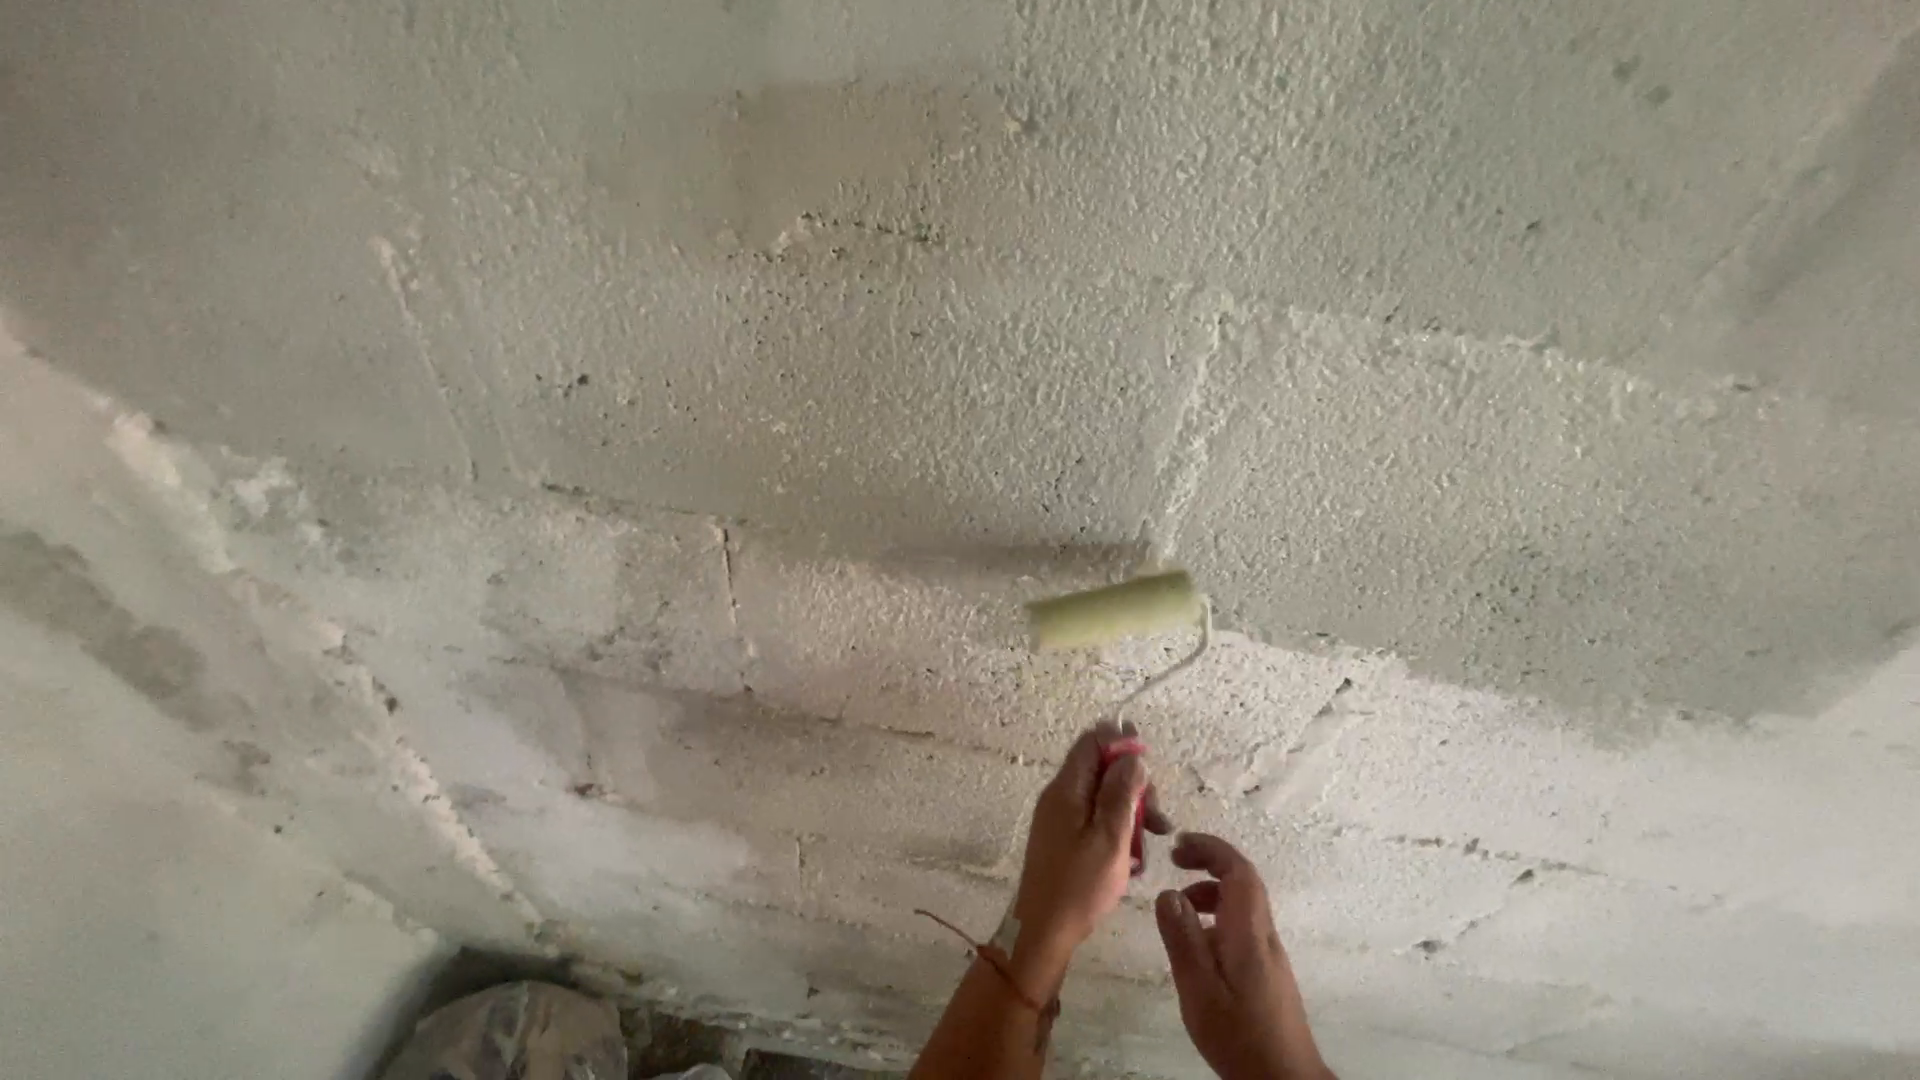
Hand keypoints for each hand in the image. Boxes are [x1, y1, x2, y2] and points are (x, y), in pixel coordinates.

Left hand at [1012, 722, 1171, 954]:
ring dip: (1131, 809)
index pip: (1091, 742)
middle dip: (1134, 784)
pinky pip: (1095, 817)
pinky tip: (1134, 854)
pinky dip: (1118, 827)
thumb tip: (1133, 756)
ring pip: (1102, 795)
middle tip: (1158, 816)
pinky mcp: (1065, 837)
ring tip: (1155, 837)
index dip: (1121, 742)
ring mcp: (1061, 816)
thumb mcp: (1110, 837)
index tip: (1149, 762)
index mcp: (1066, 788)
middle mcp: (1060, 795)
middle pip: (1100, 768)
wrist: (1043, 930)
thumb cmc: (1079, 885)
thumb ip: (1122, 793)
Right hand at [1156, 833, 1335, 1079]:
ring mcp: (1269, 955)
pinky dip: (1216, 919)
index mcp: (1248, 932)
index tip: (1179, 844)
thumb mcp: (1199, 988)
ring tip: (1178, 909)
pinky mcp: (1268, 973)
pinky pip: (1241, 927)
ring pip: (1241, 905)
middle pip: (1243, 881)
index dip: (1211, 848)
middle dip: (1208, 862)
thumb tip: (1168, 892)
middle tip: (1175, 863)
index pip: (1239, 871)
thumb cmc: (1239, 1034)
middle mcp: (1264, 935)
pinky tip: (1197, 945)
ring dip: (1209, 893)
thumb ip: (1183, 938)